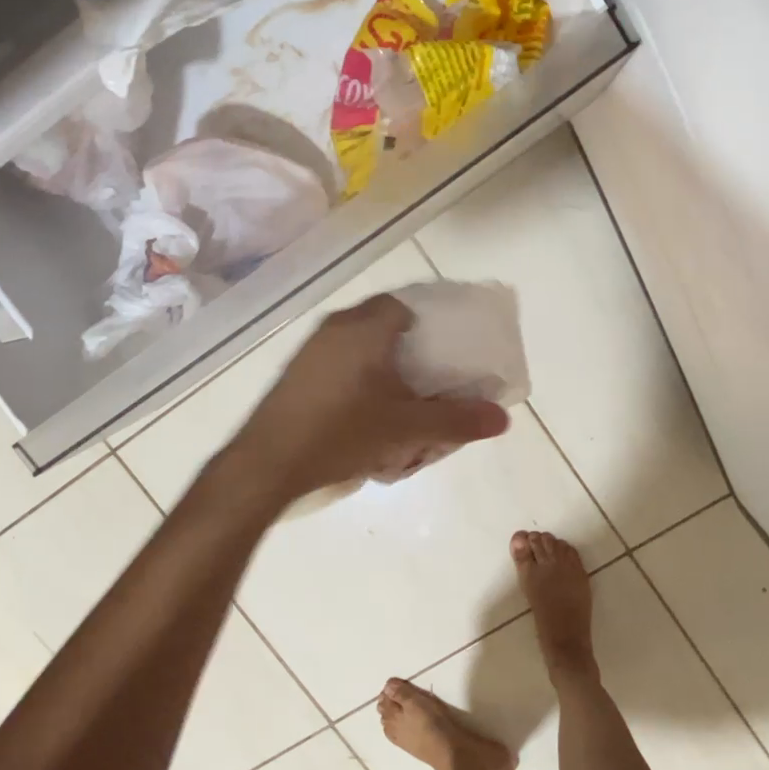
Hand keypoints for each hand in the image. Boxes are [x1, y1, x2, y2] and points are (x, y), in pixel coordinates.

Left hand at [224, 293, 510, 502]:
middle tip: (436, 381)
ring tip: (407, 403)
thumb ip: (457, 420)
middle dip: (413, 352)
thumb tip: (502, 418)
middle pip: (385, 327)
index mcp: (364, 327)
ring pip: (361, 350)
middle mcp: (335, 328)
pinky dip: (362, 384)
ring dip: (386, 371)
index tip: (453, 350)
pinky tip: (370, 418)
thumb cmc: (340, 434)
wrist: (266, 465)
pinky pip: (340, 368)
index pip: (407, 304)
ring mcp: (309, 352)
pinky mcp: (295, 377)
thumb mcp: (406, 429)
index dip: (434, 323)